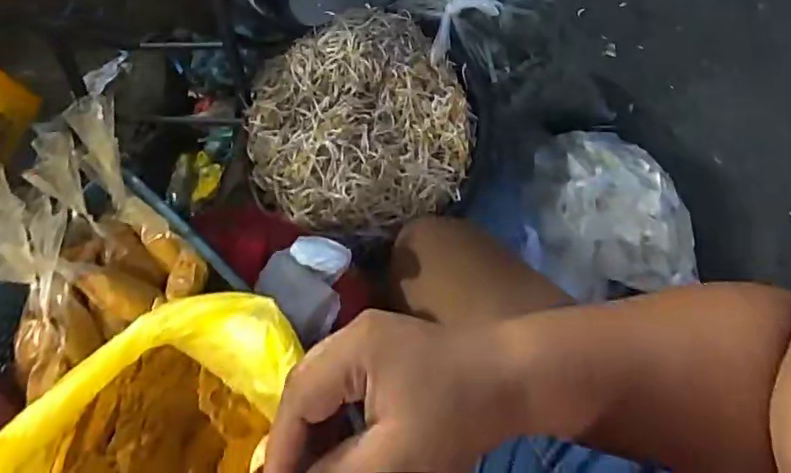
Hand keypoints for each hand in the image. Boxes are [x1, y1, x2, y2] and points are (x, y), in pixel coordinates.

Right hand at [264, 311, 526, 472]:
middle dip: (294, 440)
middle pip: (306, 386)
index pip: (297, 396)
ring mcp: (374, 338)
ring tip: (316, 470)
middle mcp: (357, 331)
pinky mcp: (389, 350)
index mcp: (354, 344)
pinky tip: (344, 452)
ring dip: (315, 432)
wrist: (509, 378)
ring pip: (324, 387)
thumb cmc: (453, 415)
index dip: (281, 451)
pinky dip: (338, 421)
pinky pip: (346, 386)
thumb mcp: (392, 458)